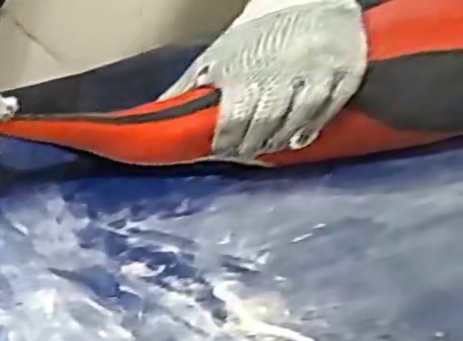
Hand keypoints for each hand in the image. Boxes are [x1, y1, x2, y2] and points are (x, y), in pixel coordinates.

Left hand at [162, 0, 366, 160]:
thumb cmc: (246, 35)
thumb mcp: (209, 61)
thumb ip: (181, 91)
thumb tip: (147, 118)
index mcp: (243, 76)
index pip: (232, 121)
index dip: (226, 142)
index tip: (221, 152)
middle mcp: (282, 72)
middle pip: (266, 121)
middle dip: (252, 143)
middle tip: (244, 153)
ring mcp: (317, 66)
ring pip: (301, 113)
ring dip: (284, 137)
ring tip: (271, 147)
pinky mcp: (346, 60)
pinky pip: (336, 97)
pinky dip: (319, 120)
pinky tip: (303, 136)